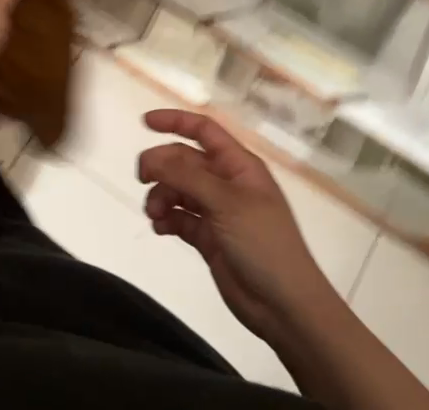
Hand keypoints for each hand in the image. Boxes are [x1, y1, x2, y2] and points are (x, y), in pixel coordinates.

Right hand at [137, 110, 337, 344]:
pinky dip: (166, 219)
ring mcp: (218, 212)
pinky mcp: (208, 237)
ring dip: (160, 196)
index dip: (175, 121)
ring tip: (154, 214)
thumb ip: (185, 176)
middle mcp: (227, 184)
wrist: (285, 306)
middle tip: (142, 179)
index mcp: (240, 167)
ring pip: (177, 189)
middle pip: (184, 161)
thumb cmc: (264, 245)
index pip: (204, 131)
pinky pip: (179, 218)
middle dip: (161, 166)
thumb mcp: (226, 203)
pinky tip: (160, 229)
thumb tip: (152, 158)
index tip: (144, 122)